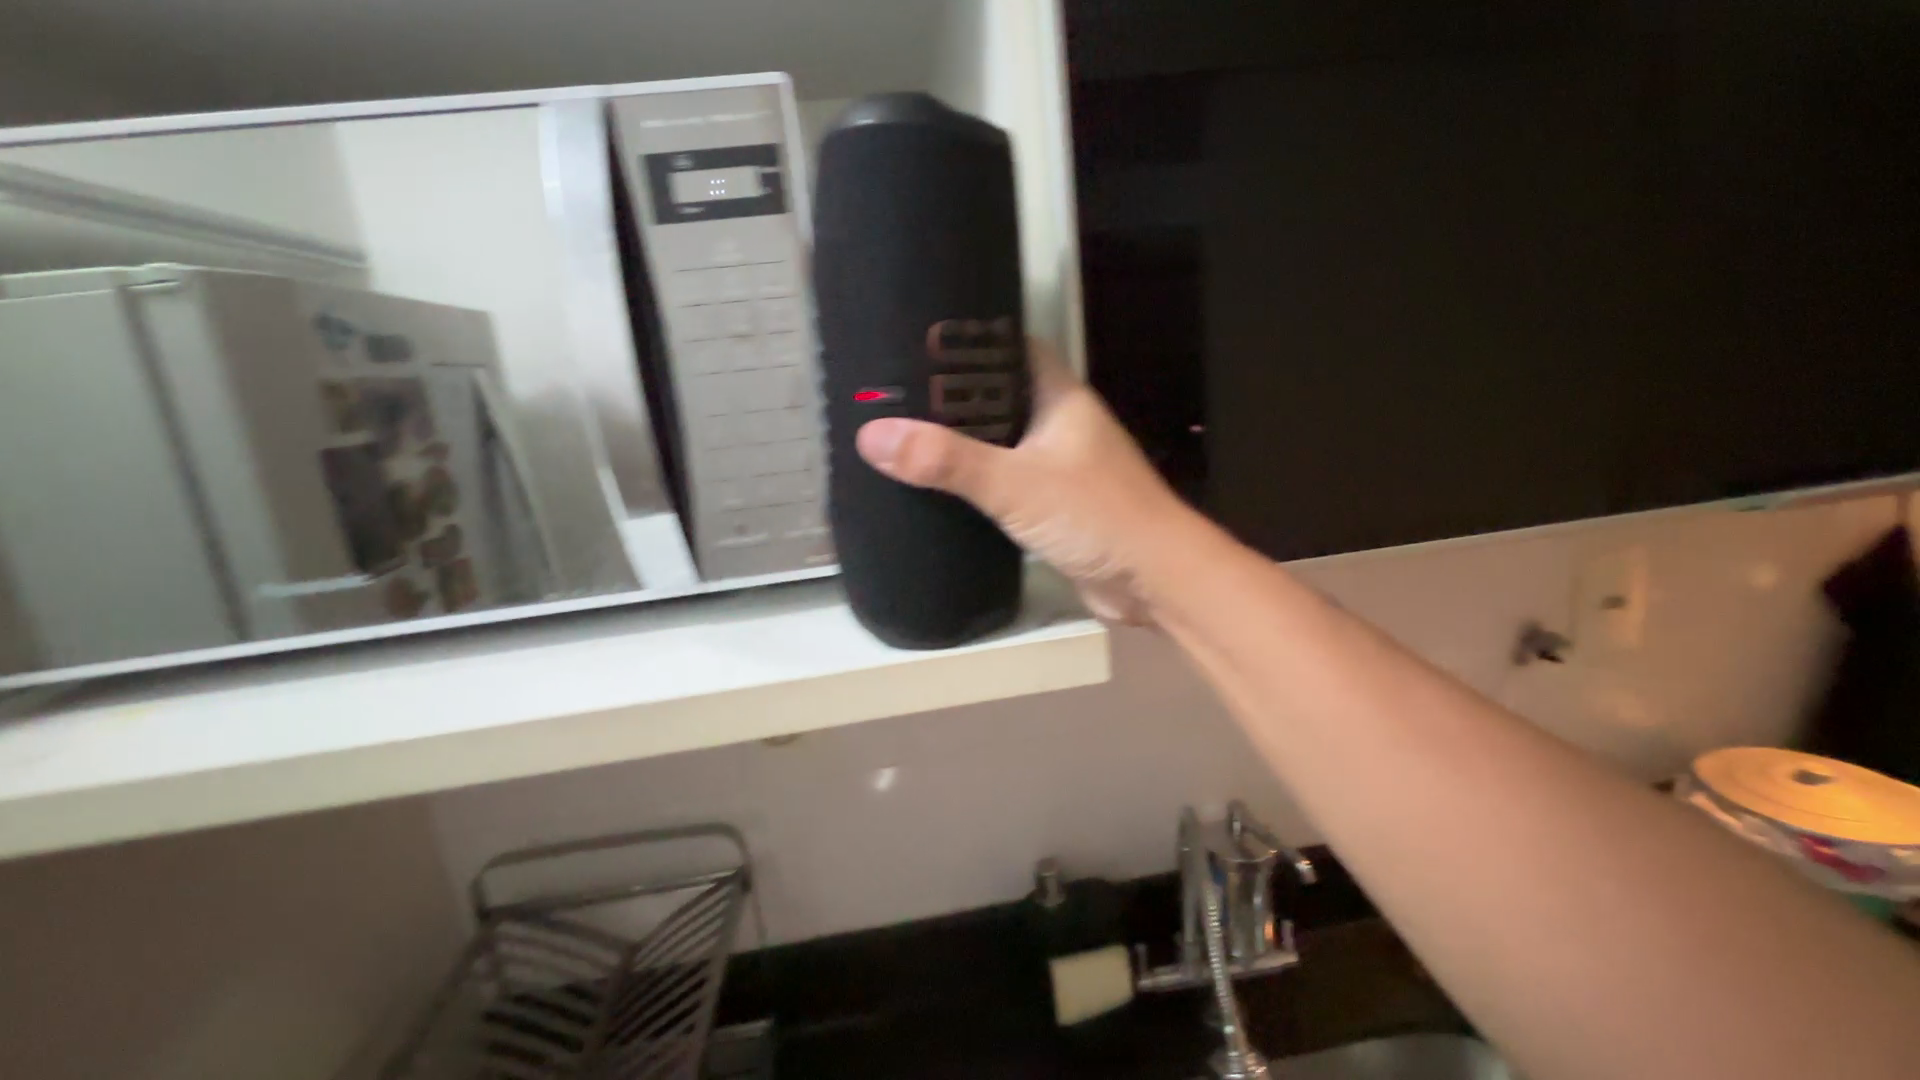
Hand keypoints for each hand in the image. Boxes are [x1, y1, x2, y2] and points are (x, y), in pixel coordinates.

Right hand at [854, 341, 1196, 623]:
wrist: (1154, 582)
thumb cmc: (1096, 517)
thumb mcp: (1014, 484)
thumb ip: (947, 461)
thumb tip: (873, 435)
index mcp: (1061, 398)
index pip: (1012, 349)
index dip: (969, 342)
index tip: (918, 342)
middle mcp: (1062, 425)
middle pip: (1001, 398)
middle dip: (955, 398)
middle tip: (895, 396)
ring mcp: (1061, 468)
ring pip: (1004, 444)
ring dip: (966, 444)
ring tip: (907, 438)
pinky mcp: (1057, 509)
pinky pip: (1009, 485)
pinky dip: (980, 485)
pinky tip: (944, 492)